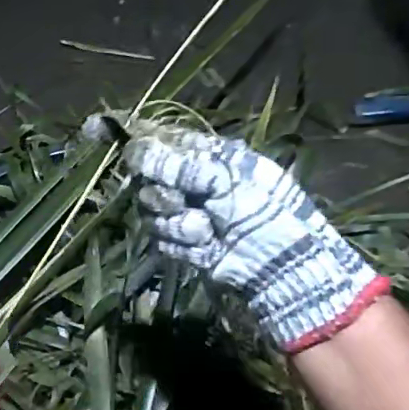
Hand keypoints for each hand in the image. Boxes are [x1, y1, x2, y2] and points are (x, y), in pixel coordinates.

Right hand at [118, 125, 388, 352]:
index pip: (162, 143)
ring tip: (206, 230)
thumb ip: (178, 165)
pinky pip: (159, 238)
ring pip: (149, 211)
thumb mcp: (223, 179)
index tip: (140, 159)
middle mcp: (191, 181)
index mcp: (207, 156)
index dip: (148, 150)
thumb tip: (132, 151)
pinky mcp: (180, 243)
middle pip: (147, 179)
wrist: (276, 266)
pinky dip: (181, 245)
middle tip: (182, 202)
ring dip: (176, 223)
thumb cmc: (260, 211)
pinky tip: (205, 247)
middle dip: (163, 194)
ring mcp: (183, 213)